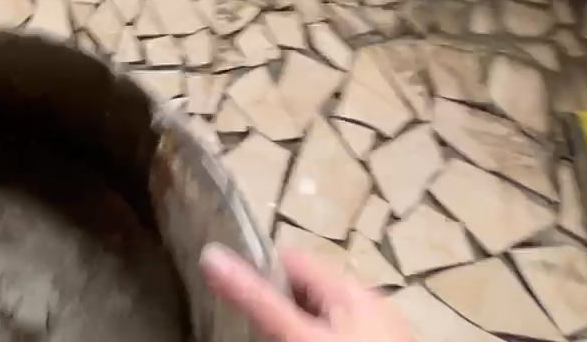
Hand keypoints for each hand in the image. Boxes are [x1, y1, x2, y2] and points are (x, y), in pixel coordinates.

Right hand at [201, 244, 412, 341]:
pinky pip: (336, 338)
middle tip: (261, 334)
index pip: (286, 258)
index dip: (257, 273)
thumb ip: (253, 297)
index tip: (238, 300)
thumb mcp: (297, 338)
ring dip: (292, 330)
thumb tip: (207, 253)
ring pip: (317, 319)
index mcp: (349, 286)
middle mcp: (367, 303)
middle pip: (302, 290)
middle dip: (276, 309)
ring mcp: (379, 335)